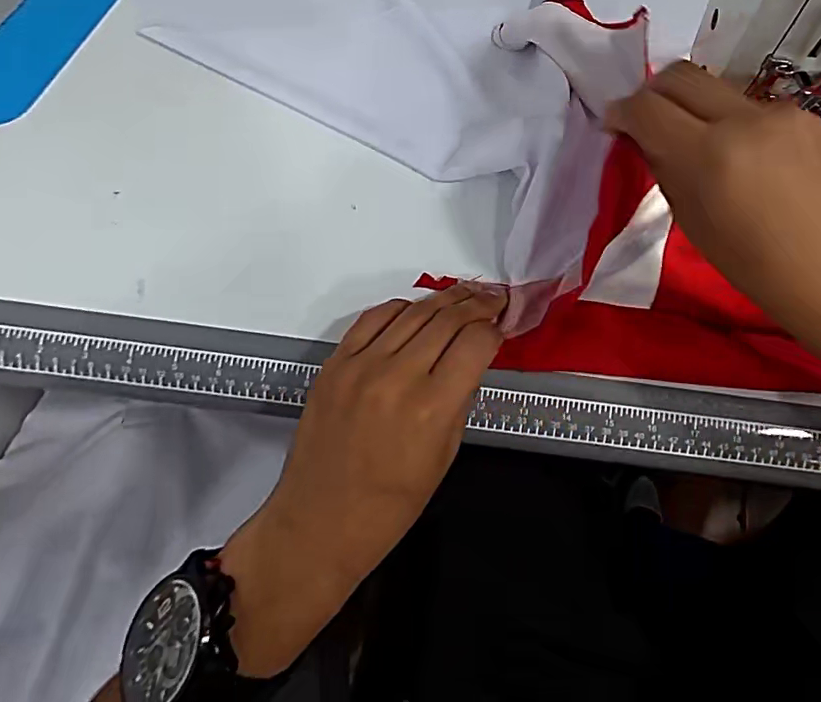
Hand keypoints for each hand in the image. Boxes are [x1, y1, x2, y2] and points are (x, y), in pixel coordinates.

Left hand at [219, 285, 505, 675]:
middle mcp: (396, 378)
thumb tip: (473, 358)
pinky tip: (415, 310)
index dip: (495, 330)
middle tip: (493, 298)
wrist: (320, 525)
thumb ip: (461, 398)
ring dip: (445, 300)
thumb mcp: (446, 454)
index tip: (500, 329)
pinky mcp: (335, 365)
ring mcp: (360, 367)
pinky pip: (373, 318)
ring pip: (413, 311)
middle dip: (478, 304)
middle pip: (448, 318)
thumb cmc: (389, 505)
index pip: (476, 342)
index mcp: (431, 408)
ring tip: (464, 295)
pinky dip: (400, 308)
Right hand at [605, 61, 820, 347]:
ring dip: (697, 108)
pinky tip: (750, 157)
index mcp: (708, 155)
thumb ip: (663, 167)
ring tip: (706, 145)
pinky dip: (737, 123)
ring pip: (717, 88)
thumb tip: (645, 137)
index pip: (647, 107)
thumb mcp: (690, 219)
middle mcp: (744, 121)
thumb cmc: (751, 263)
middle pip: (680, 75)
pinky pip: (753, 106)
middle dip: (654, 92)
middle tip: (650, 120)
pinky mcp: (806, 115)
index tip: (618, 123)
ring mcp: (780, 113)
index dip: (623, 111)